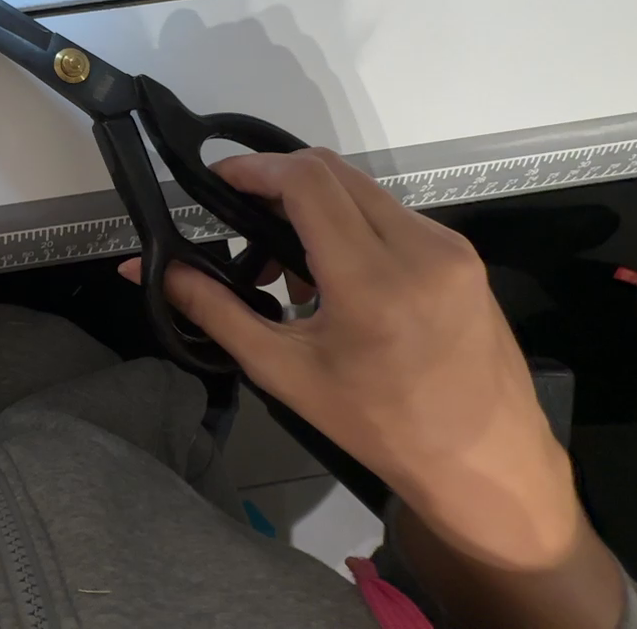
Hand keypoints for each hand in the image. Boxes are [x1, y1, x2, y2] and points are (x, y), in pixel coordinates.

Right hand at [123, 149, 581, 571]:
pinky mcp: (464, 256)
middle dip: (275, 178)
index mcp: (373, 279)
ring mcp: (451, 249)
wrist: (489, 469)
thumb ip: (210, 308)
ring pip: (360, 187)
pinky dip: (346, 219)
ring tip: (283, 255)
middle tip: (238, 214)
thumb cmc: (375, 425)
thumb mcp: (281, 369)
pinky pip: (389, 211)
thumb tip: (147, 271)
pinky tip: (330, 270)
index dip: (253, 167)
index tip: (215, 182)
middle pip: (332, 170)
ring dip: (311, 200)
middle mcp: (421, 248)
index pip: (307, 180)